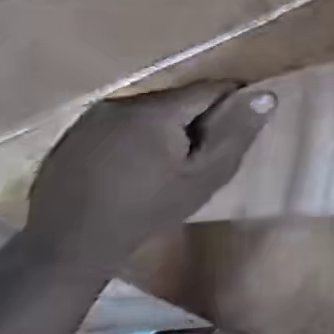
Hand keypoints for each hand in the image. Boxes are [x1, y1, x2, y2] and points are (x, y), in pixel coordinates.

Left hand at [25, 82, 274, 268]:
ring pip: (151, 111)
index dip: (234, 104)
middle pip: (180, 98)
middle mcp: (121, 103)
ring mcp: (91, 117)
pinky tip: (137, 168)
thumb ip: (237, 132)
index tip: (241, 130)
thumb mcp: (206, 175)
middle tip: (206, 155)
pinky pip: (123, 124)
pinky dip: (140, 137)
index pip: (212, 88)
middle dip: (199, 119)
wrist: (67, 245)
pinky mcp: (73, 134)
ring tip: (172, 163)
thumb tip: (266, 94)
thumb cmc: (148, 209)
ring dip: (169, 128)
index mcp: (156, 110)